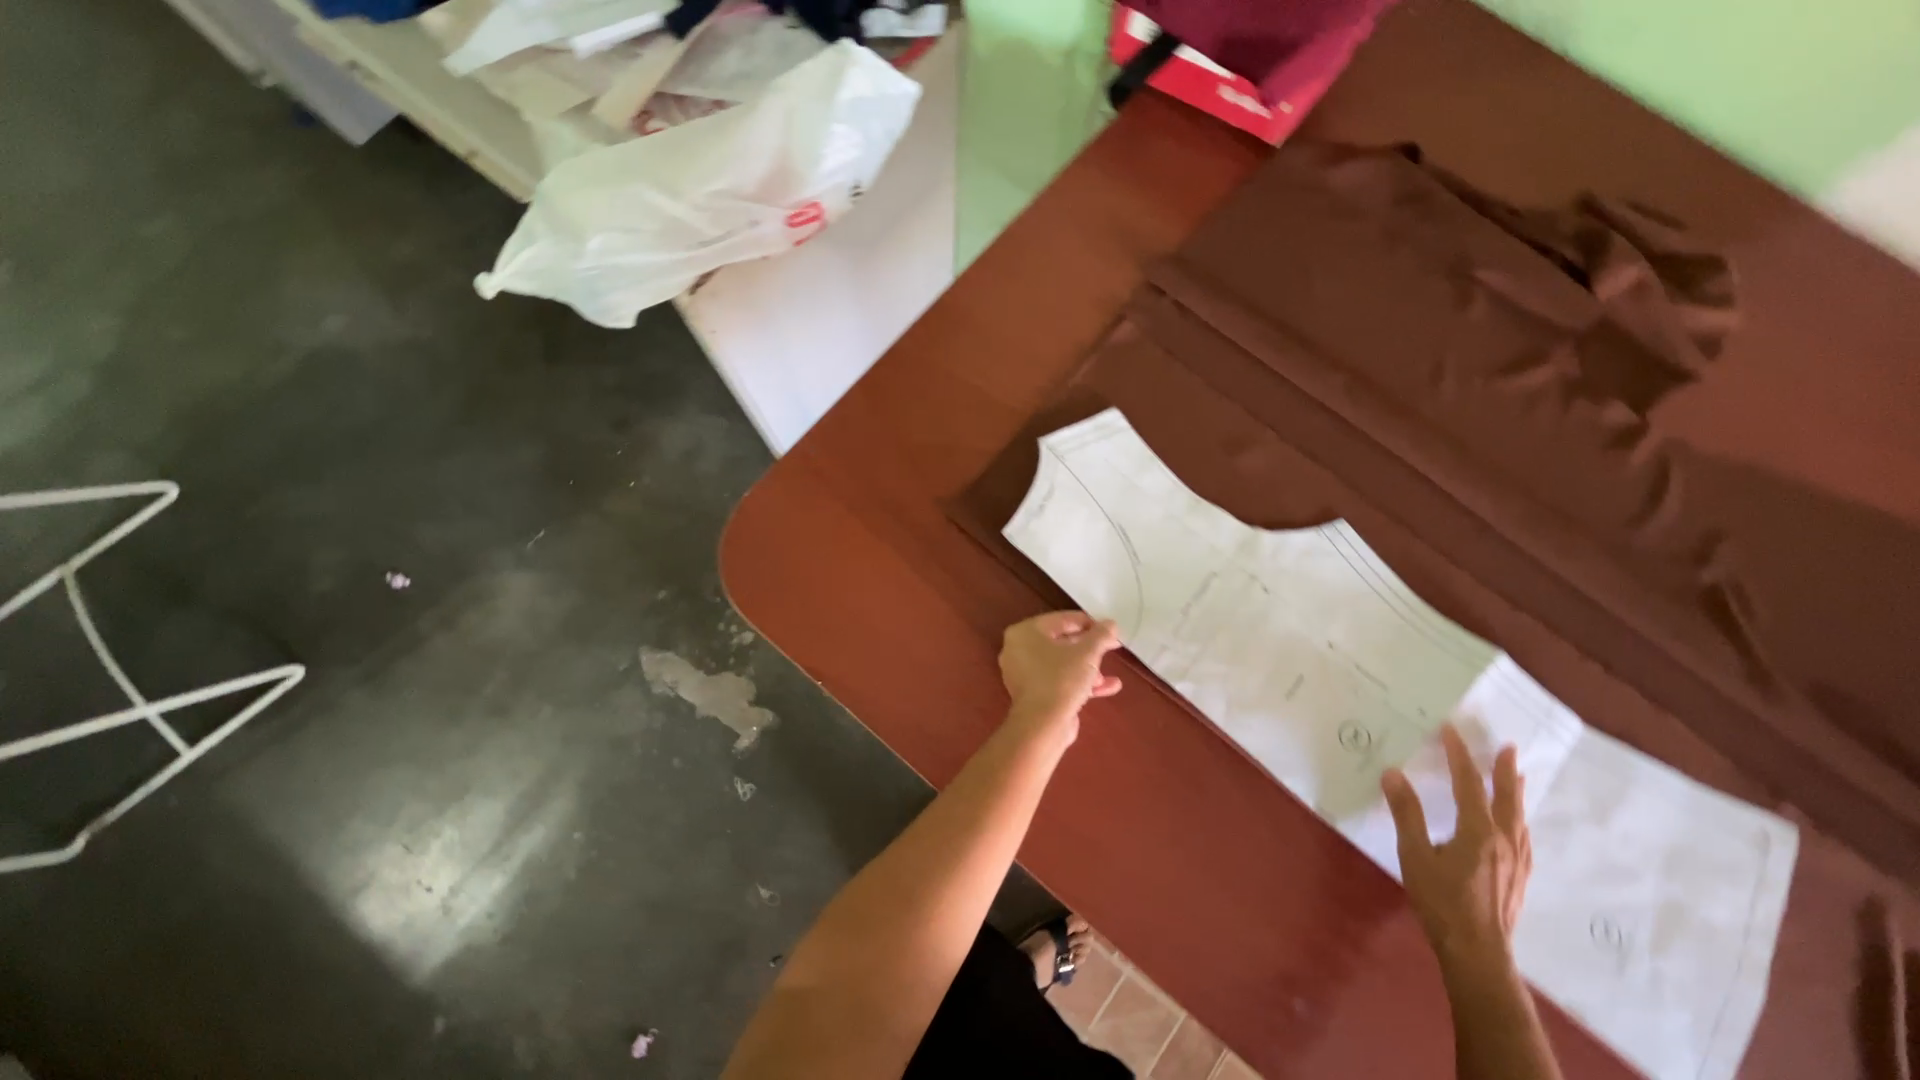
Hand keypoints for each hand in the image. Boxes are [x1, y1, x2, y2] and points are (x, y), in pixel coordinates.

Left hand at [997, 612, 1123, 734]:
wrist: (1043, 725)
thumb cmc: (1062, 679)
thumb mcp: (1087, 653)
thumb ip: (1101, 635)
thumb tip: (1111, 623)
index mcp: (1025, 633)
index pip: (1061, 620)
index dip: (1088, 623)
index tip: (1109, 628)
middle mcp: (1018, 651)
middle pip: (1061, 643)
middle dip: (1088, 648)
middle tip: (1111, 648)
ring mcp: (1023, 675)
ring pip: (1061, 665)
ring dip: (1087, 669)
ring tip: (1108, 675)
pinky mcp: (1033, 696)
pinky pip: (1058, 682)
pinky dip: (1080, 683)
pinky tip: (1108, 687)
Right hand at [1382, 725, 1532, 969]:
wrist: (1477, 951)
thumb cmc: (1441, 902)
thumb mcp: (1415, 856)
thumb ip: (1407, 814)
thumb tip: (1394, 774)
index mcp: (1477, 830)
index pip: (1468, 783)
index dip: (1459, 755)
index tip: (1452, 731)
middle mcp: (1503, 840)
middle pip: (1505, 797)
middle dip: (1503, 770)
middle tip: (1507, 748)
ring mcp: (1517, 861)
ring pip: (1519, 817)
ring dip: (1515, 792)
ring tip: (1517, 777)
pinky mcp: (1520, 878)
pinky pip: (1523, 837)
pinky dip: (1518, 820)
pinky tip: (1516, 826)